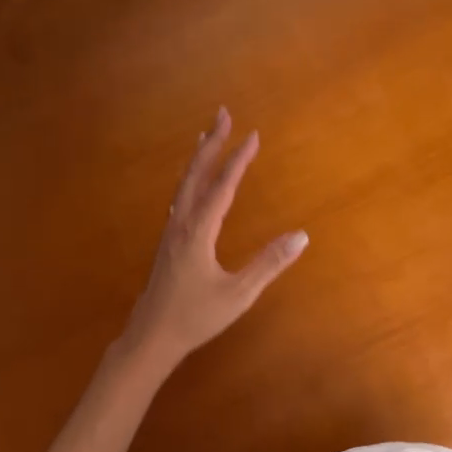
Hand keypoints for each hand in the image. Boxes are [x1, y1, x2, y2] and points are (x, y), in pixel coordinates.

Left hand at [121, 107, 307, 367]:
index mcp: (198, 232)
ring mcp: (170, 233)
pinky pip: (179, 199)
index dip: (238, 159)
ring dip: (198, 158)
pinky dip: (189, 180)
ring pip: (183, 185)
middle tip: (223, 114)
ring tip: (207, 136)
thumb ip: (268, 264)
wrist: (150, 337)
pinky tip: (191, 185)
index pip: (222, 187)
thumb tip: (301, 236)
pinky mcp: (167, 243)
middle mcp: (180, 225)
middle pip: (196, 174)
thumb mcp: (238, 294)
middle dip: (211, 143)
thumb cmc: (195, 318)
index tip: (253, 135)